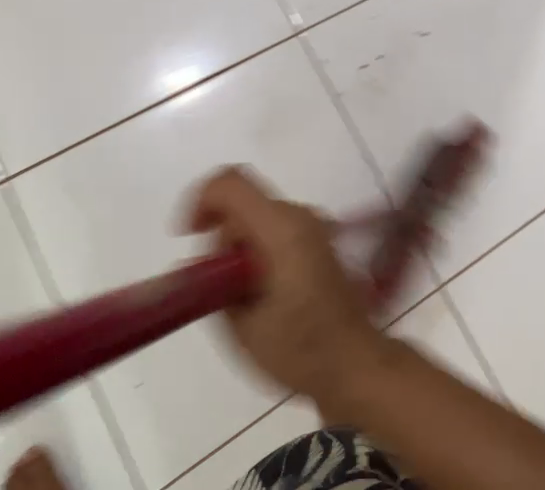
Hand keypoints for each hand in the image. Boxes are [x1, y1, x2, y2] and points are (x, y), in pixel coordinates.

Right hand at [184, 168, 387, 403]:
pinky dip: (259, 252)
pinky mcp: (321, 241)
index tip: (189, 238)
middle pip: (243, 204)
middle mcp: (300, 216)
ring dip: (240, 250)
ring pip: (259, 219)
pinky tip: (264, 295)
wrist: (355, 362)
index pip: (230, 183)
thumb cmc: (298, 349)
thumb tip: (202, 266)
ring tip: (244, 299)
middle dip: (221, 240)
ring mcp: (315, 227)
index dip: (200, 202)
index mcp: (280, 228)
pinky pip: (277, 231)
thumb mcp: (241, 325)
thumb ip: (214, 286)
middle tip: (220, 289)